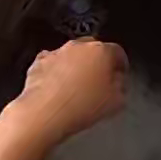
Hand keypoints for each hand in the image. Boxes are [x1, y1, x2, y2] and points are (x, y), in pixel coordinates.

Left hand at [4, 38, 127, 144]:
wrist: (46, 112)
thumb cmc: (81, 106)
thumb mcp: (116, 102)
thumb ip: (121, 86)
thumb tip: (118, 83)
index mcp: (102, 52)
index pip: (117, 52)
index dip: (121, 64)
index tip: (121, 73)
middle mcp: (79, 47)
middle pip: (93, 50)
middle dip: (98, 63)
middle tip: (99, 82)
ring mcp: (57, 52)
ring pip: (72, 56)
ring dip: (76, 67)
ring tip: (76, 89)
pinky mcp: (39, 62)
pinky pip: (53, 64)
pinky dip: (56, 72)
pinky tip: (58, 89)